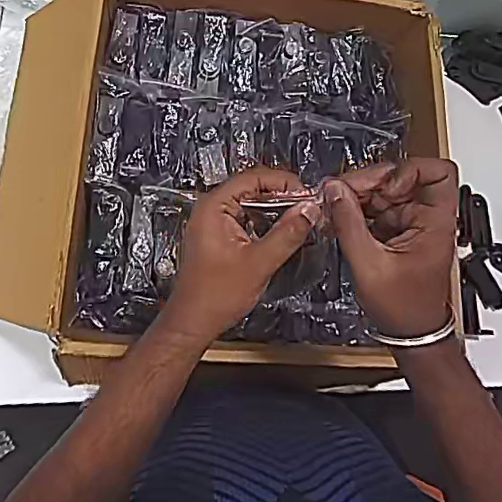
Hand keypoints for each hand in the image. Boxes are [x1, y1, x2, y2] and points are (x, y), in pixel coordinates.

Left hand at [158, 168, 318, 343]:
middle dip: (282, 195)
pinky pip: (247, 217)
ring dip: (276, 208)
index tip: (306, 194)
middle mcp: (211, 208)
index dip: (283, 182)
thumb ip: (287, 234)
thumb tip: (309, 211)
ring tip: (300, 218)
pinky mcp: (219, 235)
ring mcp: (214, 222)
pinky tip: (283, 232)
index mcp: (214, 206)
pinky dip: (266, 221)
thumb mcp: (258, 263)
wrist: (192, 324)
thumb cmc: (214, 296)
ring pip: (251, 203)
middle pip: (253, 187)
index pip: (253, 177)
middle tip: (308, 207)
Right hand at [323, 158, 459, 338]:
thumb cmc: (405, 309)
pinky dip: (356, 208)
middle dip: (369, 181)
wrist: (410, 334)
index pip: (439, 172)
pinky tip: (339, 217)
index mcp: (436, 222)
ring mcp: (411, 221)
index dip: (410, 170)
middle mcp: (427, 217)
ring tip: (335, 206)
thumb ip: (349, 224)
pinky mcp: (396, 228)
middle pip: (401, 175)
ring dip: (358, 194)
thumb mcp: (370, 266)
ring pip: (384, 189)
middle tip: (342, 193)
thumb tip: (335, 191)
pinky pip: (375, 205)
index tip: (386, 186)